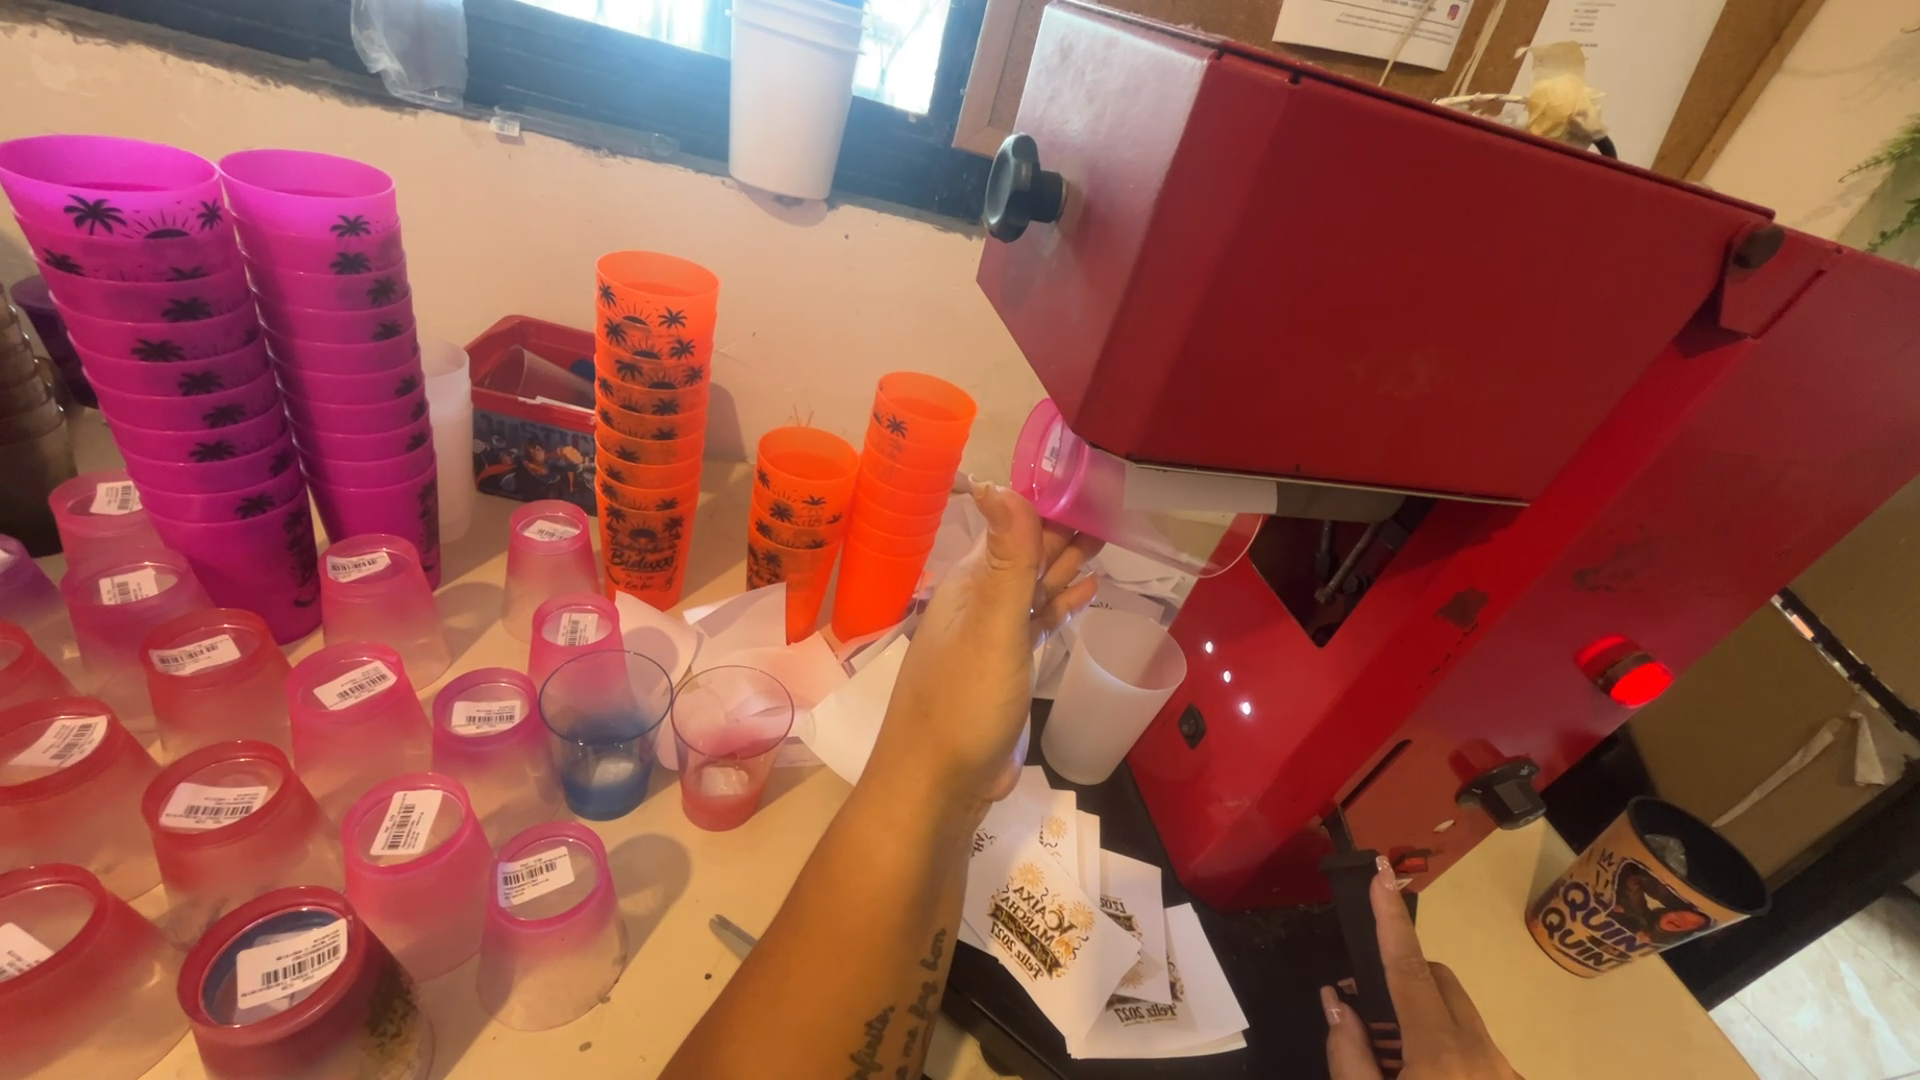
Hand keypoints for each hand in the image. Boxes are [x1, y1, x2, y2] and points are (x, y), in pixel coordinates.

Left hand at [866, 481, 1100, 814]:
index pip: (1013, 527)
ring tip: (1104, 540)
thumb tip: (998, 482)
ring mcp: (992, 635)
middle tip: (1112, 509)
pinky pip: (1037, 623)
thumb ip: (1006, 560)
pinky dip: (1060, 605)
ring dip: (1065, 565)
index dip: (1051, 505)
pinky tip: (1086, 592)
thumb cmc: (964, 701)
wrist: (940, 783)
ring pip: (1033, 588)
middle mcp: (978, 601)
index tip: (1095, 485)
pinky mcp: (1006, 667)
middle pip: (1025, 555)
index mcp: (970, 582)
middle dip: (1064, 531)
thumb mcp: (991, 625)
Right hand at [1324, 858, 1521, 1079]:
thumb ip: (1349, 1053)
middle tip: (1365, 1012)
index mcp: (1440, 1054)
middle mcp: (1482, 1056)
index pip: (1405, 966)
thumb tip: (1336, 999)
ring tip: (1392, 1063)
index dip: (1388, 916)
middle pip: (1437, 981)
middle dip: (1399, 975)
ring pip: (1459, 1017)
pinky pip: (1476, 1050)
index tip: (1379, 869)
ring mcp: (1506, 1076)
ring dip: (1421, 1017)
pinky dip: (1444, 1048)